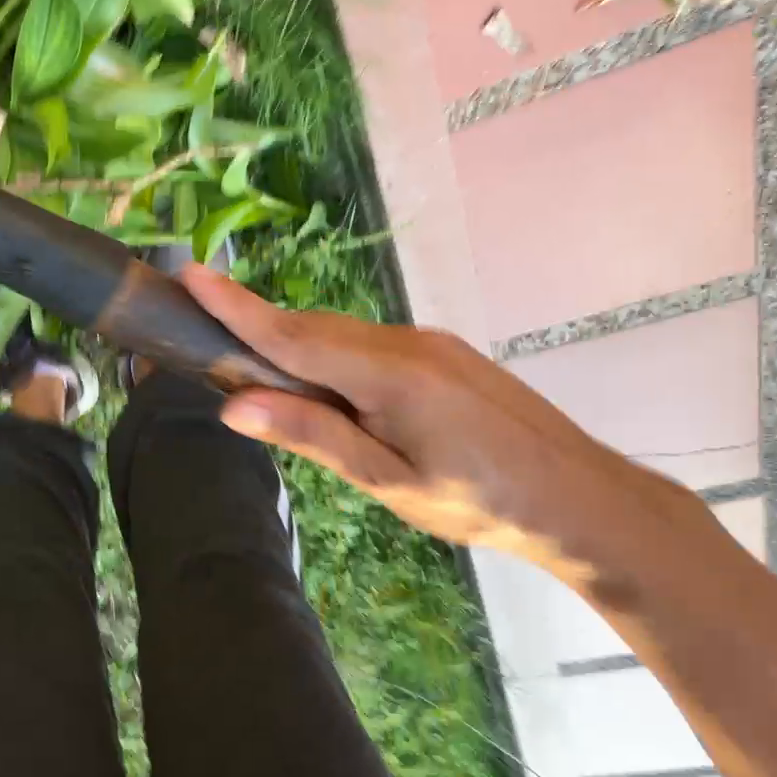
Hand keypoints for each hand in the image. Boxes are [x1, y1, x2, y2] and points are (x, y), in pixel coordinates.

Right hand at [179, 266, 696, 574]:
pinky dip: (326, 356)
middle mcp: (405, 343)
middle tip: (205, 344)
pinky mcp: (439, 352)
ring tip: (264, 384)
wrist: (586, 500)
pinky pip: (363, 343)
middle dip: (254, 328)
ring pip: (336, 335)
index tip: (190, 273)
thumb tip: (233, 405)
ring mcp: (426, 342)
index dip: (234, 306)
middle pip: (309, 329)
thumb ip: (312, 435)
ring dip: (291, 347)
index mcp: (389, 376)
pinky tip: (327, 391)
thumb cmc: (481, 503)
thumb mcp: (388, 482)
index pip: (291, 336)